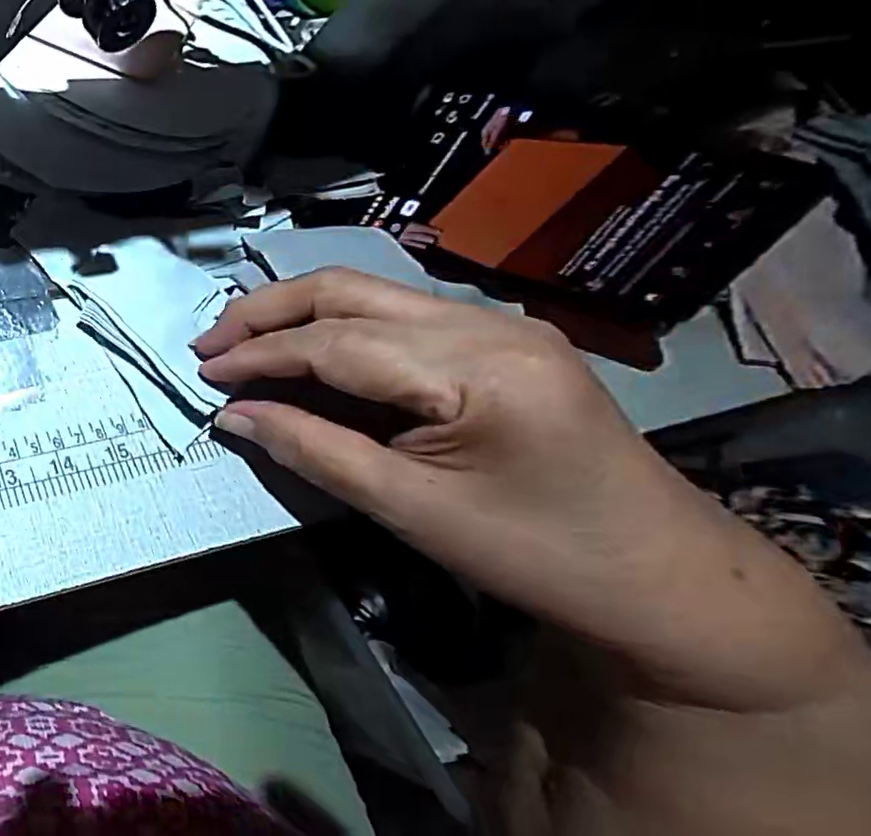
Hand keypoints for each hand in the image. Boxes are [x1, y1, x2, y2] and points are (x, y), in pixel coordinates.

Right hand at [194, 268, 870, 712]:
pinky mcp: (498, 338)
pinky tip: (308, 353)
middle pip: (349, 292)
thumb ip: (315, 451)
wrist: (664, 579)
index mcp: (476, 365)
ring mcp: (497, 323)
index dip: (262, 354)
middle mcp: (486, 322)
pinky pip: (397, 318)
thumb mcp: (412, 511)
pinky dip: (339, 331)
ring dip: (299, 315)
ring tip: (244, 343)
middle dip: (269, 311)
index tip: (206, 371)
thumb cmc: (537, 556)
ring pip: (370, 296)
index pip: (337, 341)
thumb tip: (236, 416)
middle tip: (212, 343)